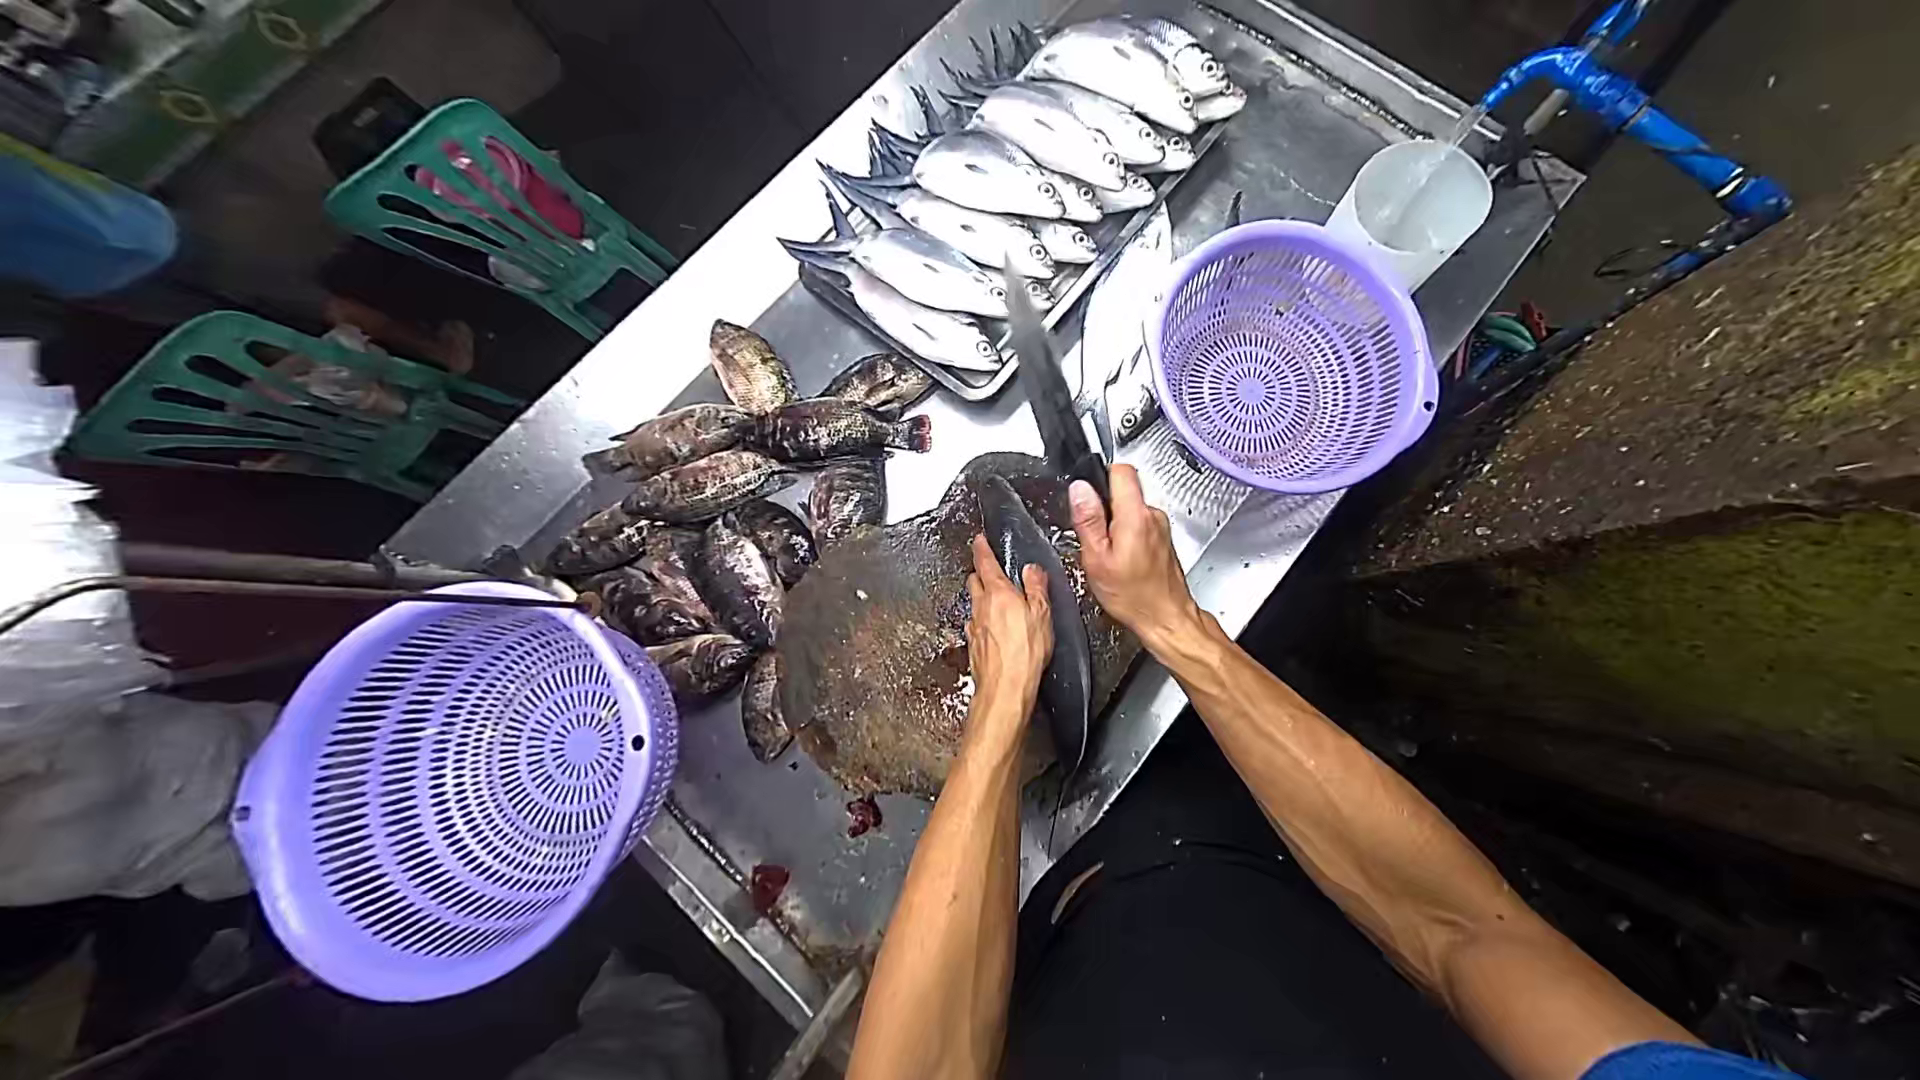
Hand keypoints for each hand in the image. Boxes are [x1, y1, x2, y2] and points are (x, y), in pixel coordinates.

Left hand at [964, 533, 1053, 707]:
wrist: (1005, 689)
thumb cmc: (1024, 654)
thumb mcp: (1041, 615)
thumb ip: (1036, 589)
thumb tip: (1032, 570)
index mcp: (998, 594)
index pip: (985, 563)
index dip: (981, 549)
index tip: (979, 540)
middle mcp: (981, 607)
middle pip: (975, 580)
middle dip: (980, 571)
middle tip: (988, 568)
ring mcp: (975, 626)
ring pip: (973, 602)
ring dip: (981, 596)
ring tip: (994, 597)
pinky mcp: (973, 644)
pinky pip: (975, 623)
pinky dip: (982, 618)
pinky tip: (992, 626)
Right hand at [1069, 465, 1204, 648]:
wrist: (1165, 618)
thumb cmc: (1134, 596)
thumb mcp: (1097, 559)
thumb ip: (1088, 520)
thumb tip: (1079, 489)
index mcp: (1135, 516)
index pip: (1121, 470)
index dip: (1100, 476)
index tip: (1088, 494)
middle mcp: (1153, 516)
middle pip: (1124, 489)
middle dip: (1104, 506)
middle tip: (1095, 535)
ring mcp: (1160, 527)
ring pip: (1130, 508)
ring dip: (1115, 523)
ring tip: (1108, 553)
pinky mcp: (1162, 538)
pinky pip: (1139, 523)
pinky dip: (1126, 535)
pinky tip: (1121, 559)